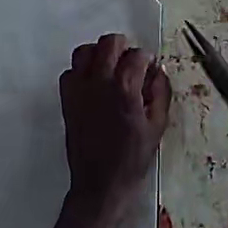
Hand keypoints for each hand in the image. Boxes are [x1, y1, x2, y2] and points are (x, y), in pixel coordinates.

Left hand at [59, 34, 171, 217]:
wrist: (100, 184)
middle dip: (124, 47)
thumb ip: (161, 93)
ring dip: (99, 54)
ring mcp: (79, 89)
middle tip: (131, 62)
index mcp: (125, 89)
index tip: (150, 68)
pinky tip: (93, 84)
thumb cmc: (133, 159)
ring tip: (110, 68)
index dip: (147, 59)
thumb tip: (158, 72)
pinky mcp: (66, 99)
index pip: (137, 55)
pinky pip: (69, 72)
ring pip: (84, 51)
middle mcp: (99, 82)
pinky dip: (81, 71)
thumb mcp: (157, 126)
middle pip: (109, 43)